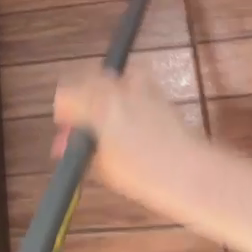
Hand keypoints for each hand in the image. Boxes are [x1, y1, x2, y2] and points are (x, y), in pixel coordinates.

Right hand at [53, 71, 209, 203]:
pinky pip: (132, 81)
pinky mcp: (156, 90)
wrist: (189, 172)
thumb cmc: (142, 174)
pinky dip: (124, 91)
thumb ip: (81, 147)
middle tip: (81, 126)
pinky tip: (128, 114)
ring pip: (108, 77)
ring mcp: (138, 85)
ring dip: (100, 92)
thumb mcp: (102, 166)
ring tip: (104, 119)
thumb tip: (64, 142)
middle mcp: (116, 87)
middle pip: (86, 79)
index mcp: (97, 103)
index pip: (65, 94)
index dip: (62, 112)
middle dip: (80, 99)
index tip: (65, 129)